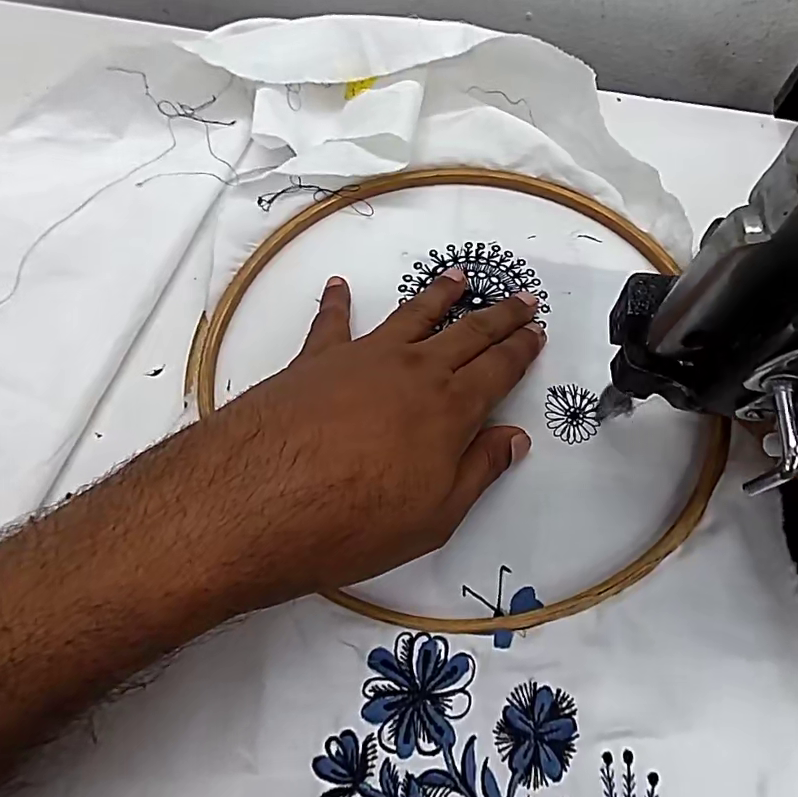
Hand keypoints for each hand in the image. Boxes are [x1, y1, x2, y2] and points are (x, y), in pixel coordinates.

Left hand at [164, 270, 544, 607]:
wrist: (262, 500)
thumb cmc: (354, 519)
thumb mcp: (434, 515)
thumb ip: (478, 470)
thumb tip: (513, 439)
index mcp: (448, 408)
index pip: (498, 369)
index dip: (521, 349)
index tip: (535, 332)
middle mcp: (413, 371)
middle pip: (467, 332)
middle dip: (499, 315)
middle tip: (520, 300)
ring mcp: (364, 358)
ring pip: (413, 314)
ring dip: (439, 294)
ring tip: (458, 276)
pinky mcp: (317, 359)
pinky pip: (333, 321)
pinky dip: (337, 302)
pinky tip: (340, 286)